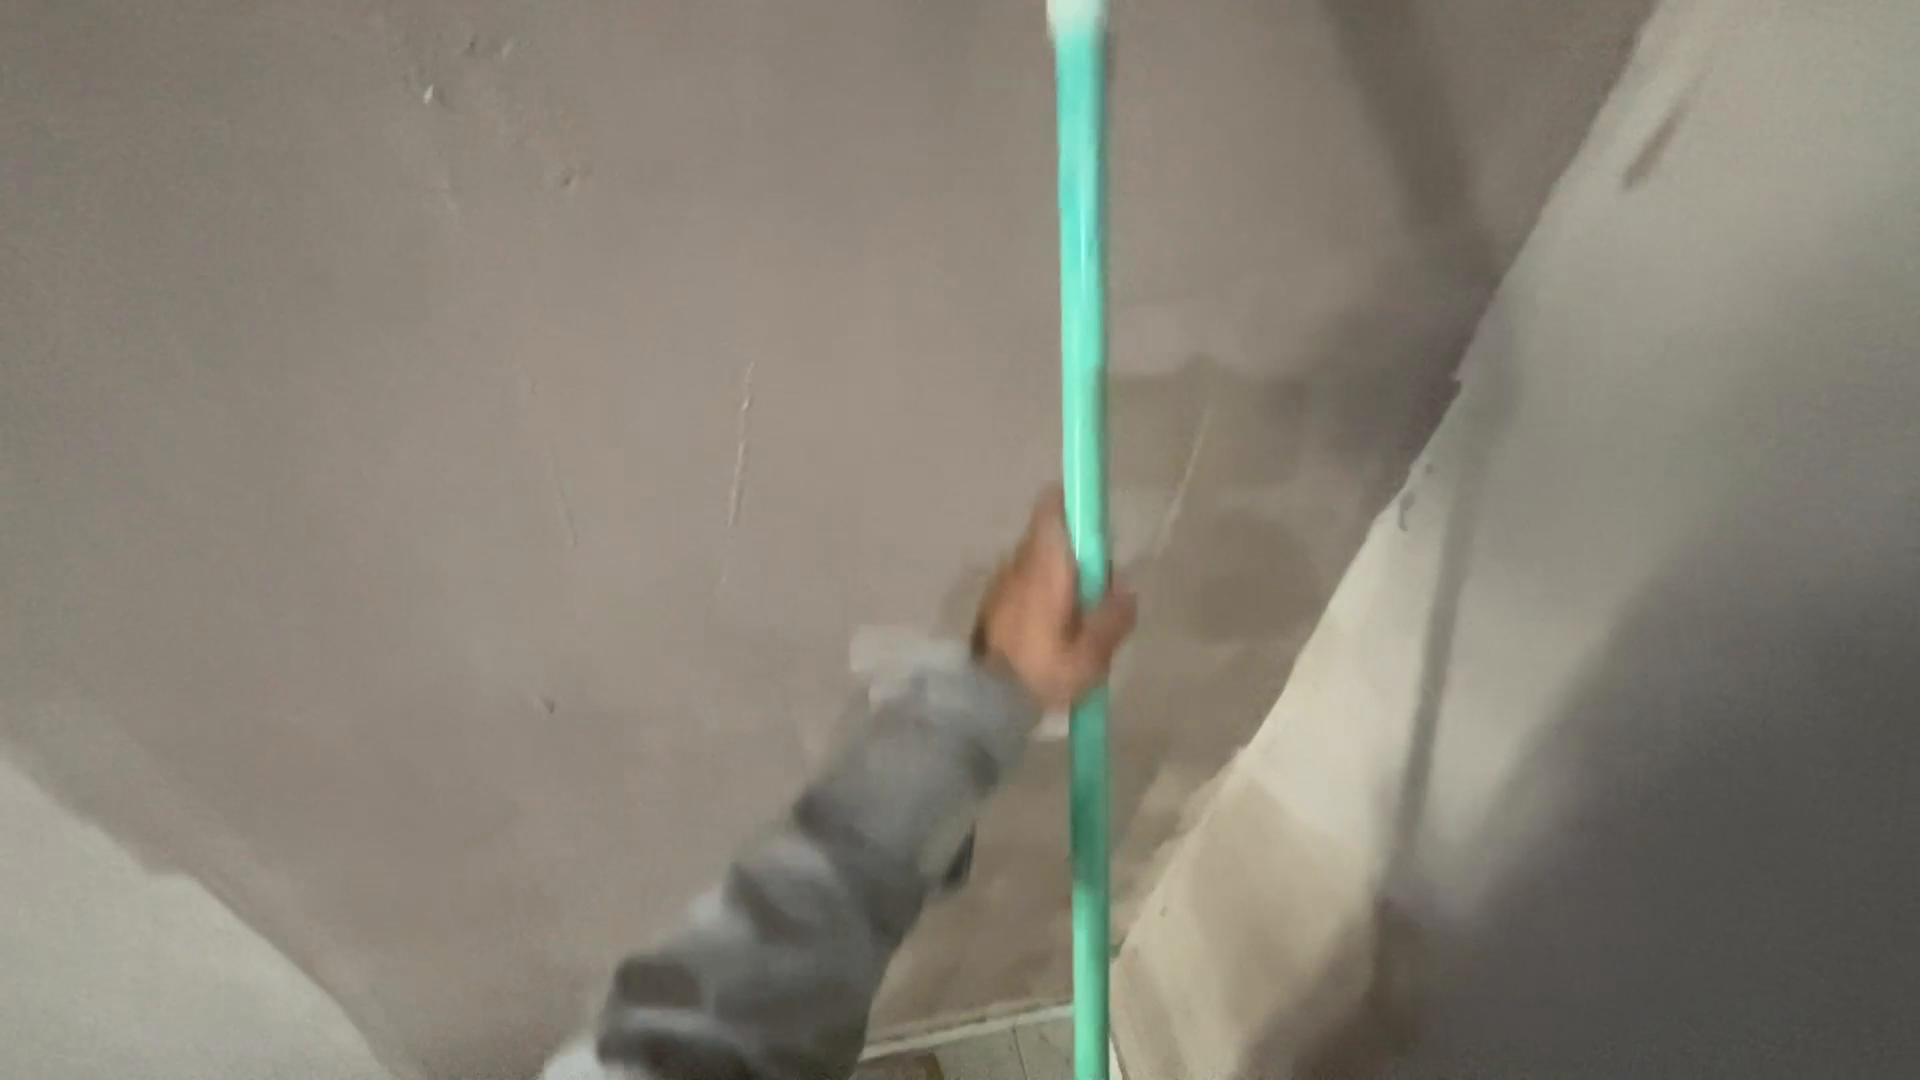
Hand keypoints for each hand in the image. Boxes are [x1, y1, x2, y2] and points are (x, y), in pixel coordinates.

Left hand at [973, 487, 1137, 708]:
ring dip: (1058, 576)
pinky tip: (1050, 630)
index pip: (1052, 510)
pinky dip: (1040, 593)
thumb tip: (1127, 592)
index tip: (1094, 524)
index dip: (1073, 504)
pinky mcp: (991, 601)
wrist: (982, 699)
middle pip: (1050, 536)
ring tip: (1074, 620)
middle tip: (1097, 594)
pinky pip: (1022, 581)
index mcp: (1045, 568)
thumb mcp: (1090, 658)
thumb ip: (1113, 620)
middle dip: (1077, 553)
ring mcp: (1001, 581)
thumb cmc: (1040, 673)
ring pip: (1036, 560)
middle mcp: (1019, 564)